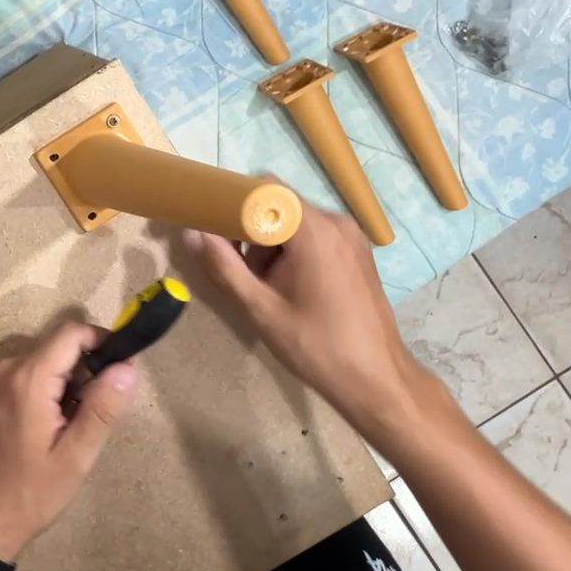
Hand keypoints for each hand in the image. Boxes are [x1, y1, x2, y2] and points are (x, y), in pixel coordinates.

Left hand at [0, 321, 140, 559]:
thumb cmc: (30, 493)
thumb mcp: (75, 457)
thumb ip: (102, 408)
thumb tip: (127, 367)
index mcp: (27, 378)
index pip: (71, 332)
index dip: (101, 342)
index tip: (118, 372)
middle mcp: (4, 366)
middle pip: (57, 346)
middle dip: (82, 371)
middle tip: (90, 415)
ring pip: (41, 359)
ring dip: (62, 382)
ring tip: (66, 427)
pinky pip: (23, 372)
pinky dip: (41, 388)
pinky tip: (43, 427)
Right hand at [180, 200, 443, 446]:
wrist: (379, 382)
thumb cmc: (318, 347)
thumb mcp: (262, 310)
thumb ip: (224, 267)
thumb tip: (192, 233)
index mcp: (314, 231)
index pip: (264, 188)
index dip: (234, 203)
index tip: (214, 229)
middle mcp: (336, 223)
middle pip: (279, 204)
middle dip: (251, 230)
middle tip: (241, 270)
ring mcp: (351, 236)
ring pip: (295, 221)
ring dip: (271, 244)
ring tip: (266, 287)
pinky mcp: (357, 252)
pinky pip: (314, 235)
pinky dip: (293, 250)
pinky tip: (289, 287)